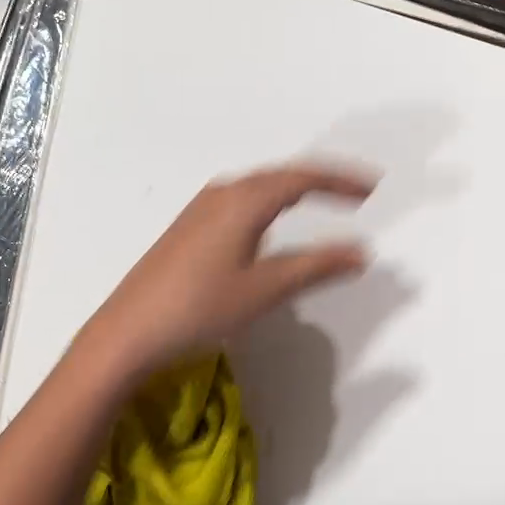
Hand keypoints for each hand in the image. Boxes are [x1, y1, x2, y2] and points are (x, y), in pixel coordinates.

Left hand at [77, 164, 376, 380]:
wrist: (130, 328)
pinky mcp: (190, 225)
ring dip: (293, 189)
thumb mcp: (265, 290)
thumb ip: (316, 267)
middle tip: (358, 193)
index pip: (302, 178)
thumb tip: (361, 251)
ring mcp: (201, 207)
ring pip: (258, 187)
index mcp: (243, 200)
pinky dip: (270, 202)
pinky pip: (241, 199)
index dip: (340, 181)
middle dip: (321, 181)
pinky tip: (274, 222)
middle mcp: (222, 193)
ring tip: (325, 201)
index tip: (374, 188)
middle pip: (280, 176)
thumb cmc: (201, 307)